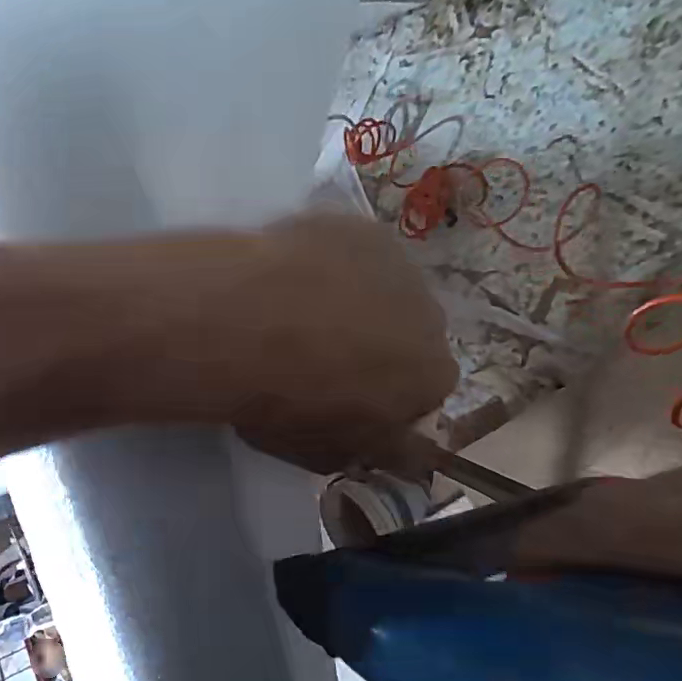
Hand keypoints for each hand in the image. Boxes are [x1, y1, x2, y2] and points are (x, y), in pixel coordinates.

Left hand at [127, 213, 456, 472]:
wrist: (249, 324)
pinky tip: (293, 273)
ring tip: (299, 307)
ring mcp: (400, 266)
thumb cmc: (289, 401)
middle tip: (319, 349)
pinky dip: (333, 261)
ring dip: (357, 298)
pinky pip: (354, 251)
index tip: (344, 392)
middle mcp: (432, 319)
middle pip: (407, 333)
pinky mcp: (363, 228)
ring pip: (383, 288)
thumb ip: (374, 451)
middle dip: (376, 341)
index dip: (383, 391)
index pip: (420, 389)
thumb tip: (403, 452)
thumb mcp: (329, 451)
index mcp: (433, 379)